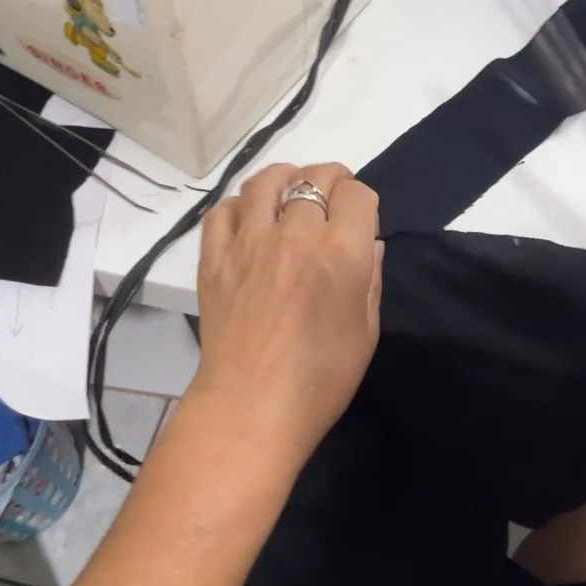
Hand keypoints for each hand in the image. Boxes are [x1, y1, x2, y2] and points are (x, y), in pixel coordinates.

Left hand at [190, 163, 382, 464]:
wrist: (253, 408)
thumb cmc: (322, 378)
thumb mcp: (367, 330)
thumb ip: (371, 278)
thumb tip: (368, 244)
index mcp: (341, 252)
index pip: (357, 193)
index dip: (363, 200)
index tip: (360, 217)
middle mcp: (296, 234)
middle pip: (314, 177)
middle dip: (331, 181)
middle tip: (332, 198)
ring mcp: (249, 242)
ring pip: (266, 181)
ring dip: (286, 178)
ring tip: (291, 192)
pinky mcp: (214, 257)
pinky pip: (223, 210)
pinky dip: (241, 205)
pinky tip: (250, 220)